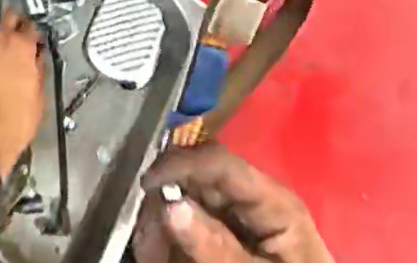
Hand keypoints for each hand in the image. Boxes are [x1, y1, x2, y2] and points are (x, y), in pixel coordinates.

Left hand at [0, 9, 45, 176]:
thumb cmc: (16, 119)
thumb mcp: (39, 95)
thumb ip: (39, 67)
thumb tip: (38, 55)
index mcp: (22, 46)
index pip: (33, 25)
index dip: (36, 32)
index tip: (37, 40)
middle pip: (10, 16)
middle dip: (17, 23)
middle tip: (20, 37)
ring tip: (2, 52)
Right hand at [132, 143, 332, 262]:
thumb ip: (218, 249)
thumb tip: (170, 203)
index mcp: (274, 203)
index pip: (220, 162)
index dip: (181, 164)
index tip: (146, 183)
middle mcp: (253, 201)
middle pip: (198, 179)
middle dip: (165, 201)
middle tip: (142, 236)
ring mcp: (239, 221)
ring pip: (186, 202)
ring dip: (162, 226)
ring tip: (148, 254)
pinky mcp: (226, 240)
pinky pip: (190, 227)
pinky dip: (169, 240)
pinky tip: (157, 255)